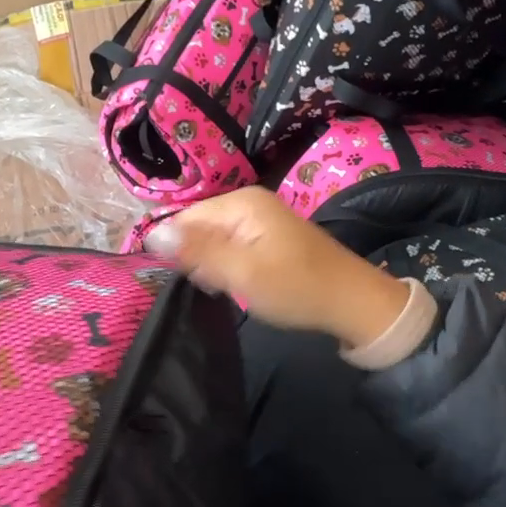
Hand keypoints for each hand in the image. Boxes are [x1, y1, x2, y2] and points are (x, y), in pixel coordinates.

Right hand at [145, 187, 424, 349]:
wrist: (354, 304)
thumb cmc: (296, 287)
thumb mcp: (242, 272)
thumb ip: (197, 251)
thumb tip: (151, 234)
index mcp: (240, 202)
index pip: (183, 218)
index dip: (176, 249)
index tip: (185, 279)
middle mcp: (247, 202)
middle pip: (197, 227)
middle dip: (196, 258)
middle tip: (213, 286)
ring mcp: (260, 218)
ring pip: (213, 240)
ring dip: (212, 265)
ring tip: (225, 288)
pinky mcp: (268, 237)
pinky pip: (231, 247)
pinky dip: (228, 267)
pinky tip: (238, 285)